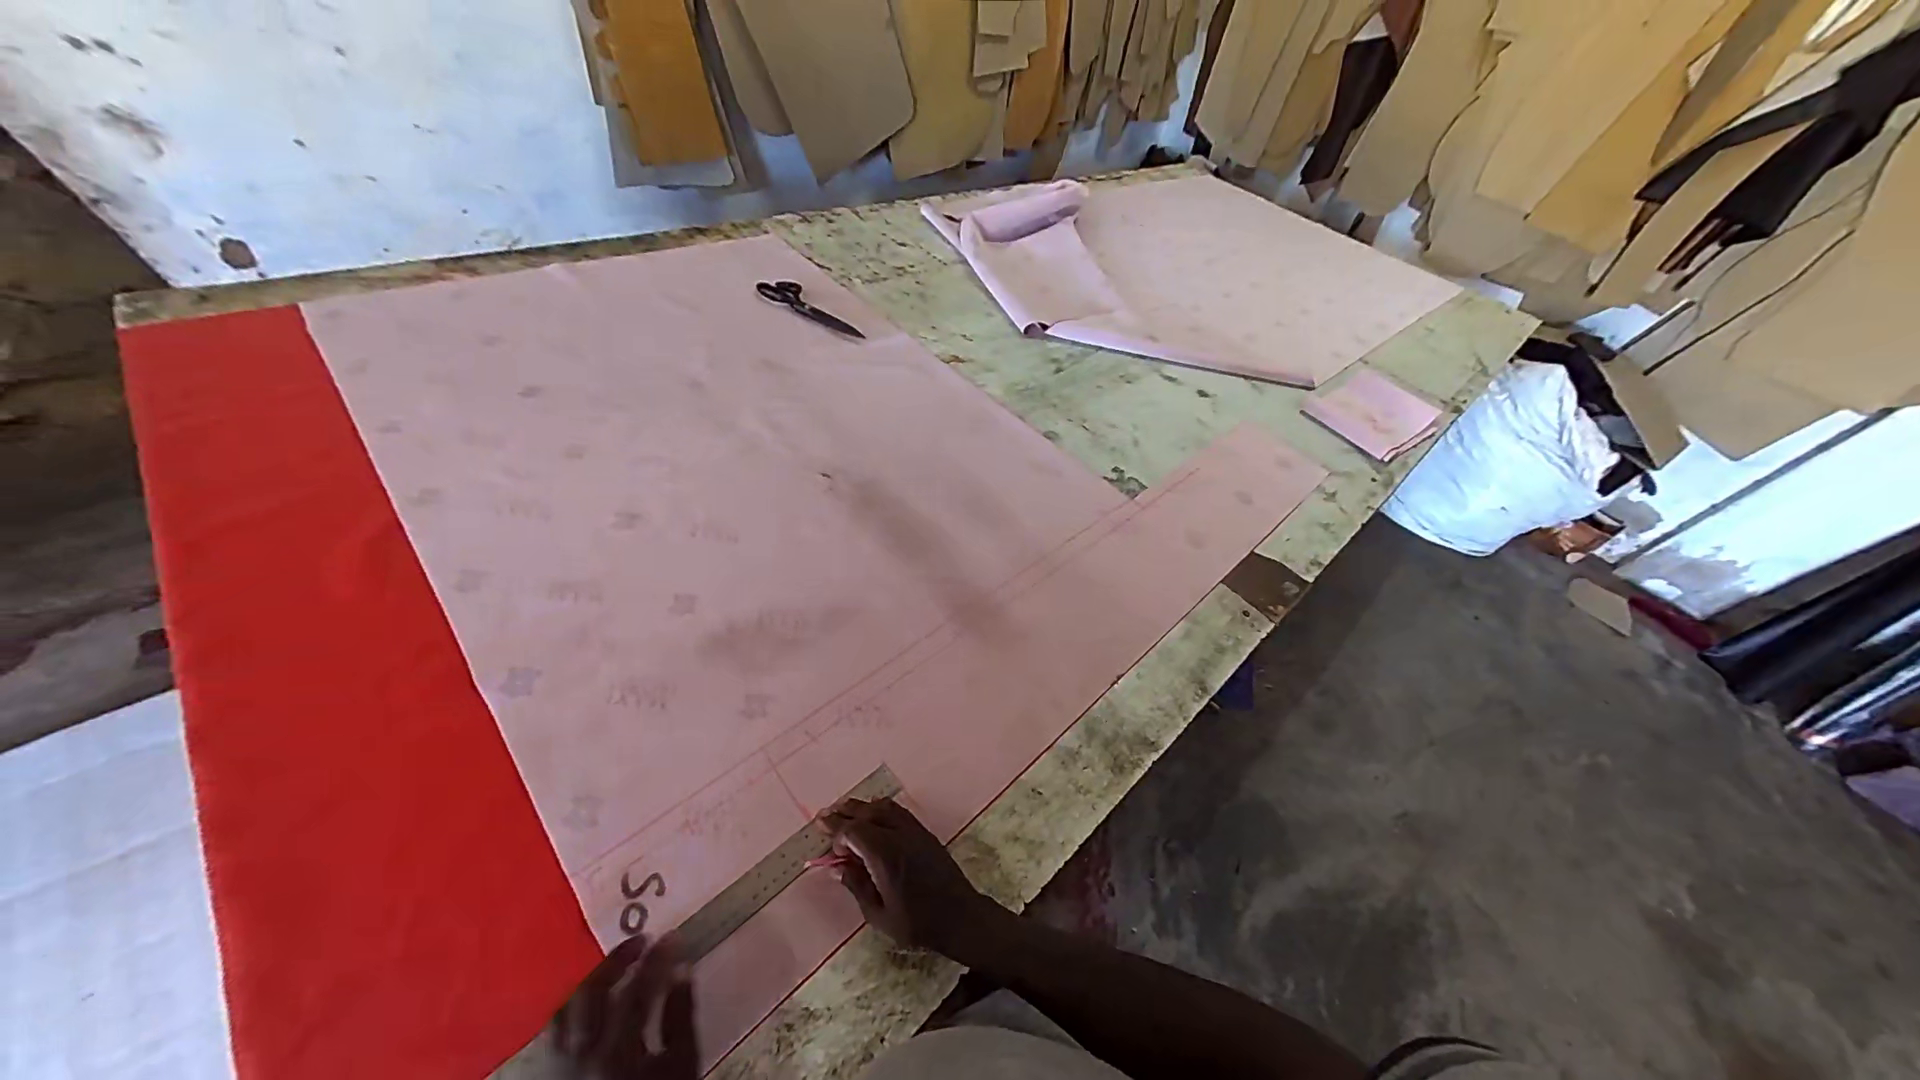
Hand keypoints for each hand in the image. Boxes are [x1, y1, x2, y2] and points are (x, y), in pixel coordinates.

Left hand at [552, 934, 697, 1079]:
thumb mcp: (682, 1067)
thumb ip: (681, 1017)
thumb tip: (682, 970)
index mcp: (614, 1053)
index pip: (636, 989)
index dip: (656, 958)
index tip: (672, 936)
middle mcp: (576, 1058)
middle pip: (589, 993)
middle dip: (616, 960)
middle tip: (642, 941)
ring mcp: (555, 1070)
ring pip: (562, 1012)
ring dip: (590, 982)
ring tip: (617, 969)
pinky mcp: (547, 1077)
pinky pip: (555, 1032)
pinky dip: (574, 1009)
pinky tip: (594, 1006)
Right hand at [819, 797, 1010, 961]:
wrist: (959, 916)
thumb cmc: (917, 923)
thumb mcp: (879, 915)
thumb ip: (857, 886)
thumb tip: (838, 867)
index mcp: (885, 855)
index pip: (854, 832)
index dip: (837, 832)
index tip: (825, 838)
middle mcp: (899, 835)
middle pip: (867, 814)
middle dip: (844, 813)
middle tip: (825, 815)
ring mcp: (914, 830)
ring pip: (884, 807)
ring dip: (863, 807)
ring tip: (845, 809)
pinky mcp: (924, 832)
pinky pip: (898, 811)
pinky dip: (881, 808)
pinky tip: (874, 813)